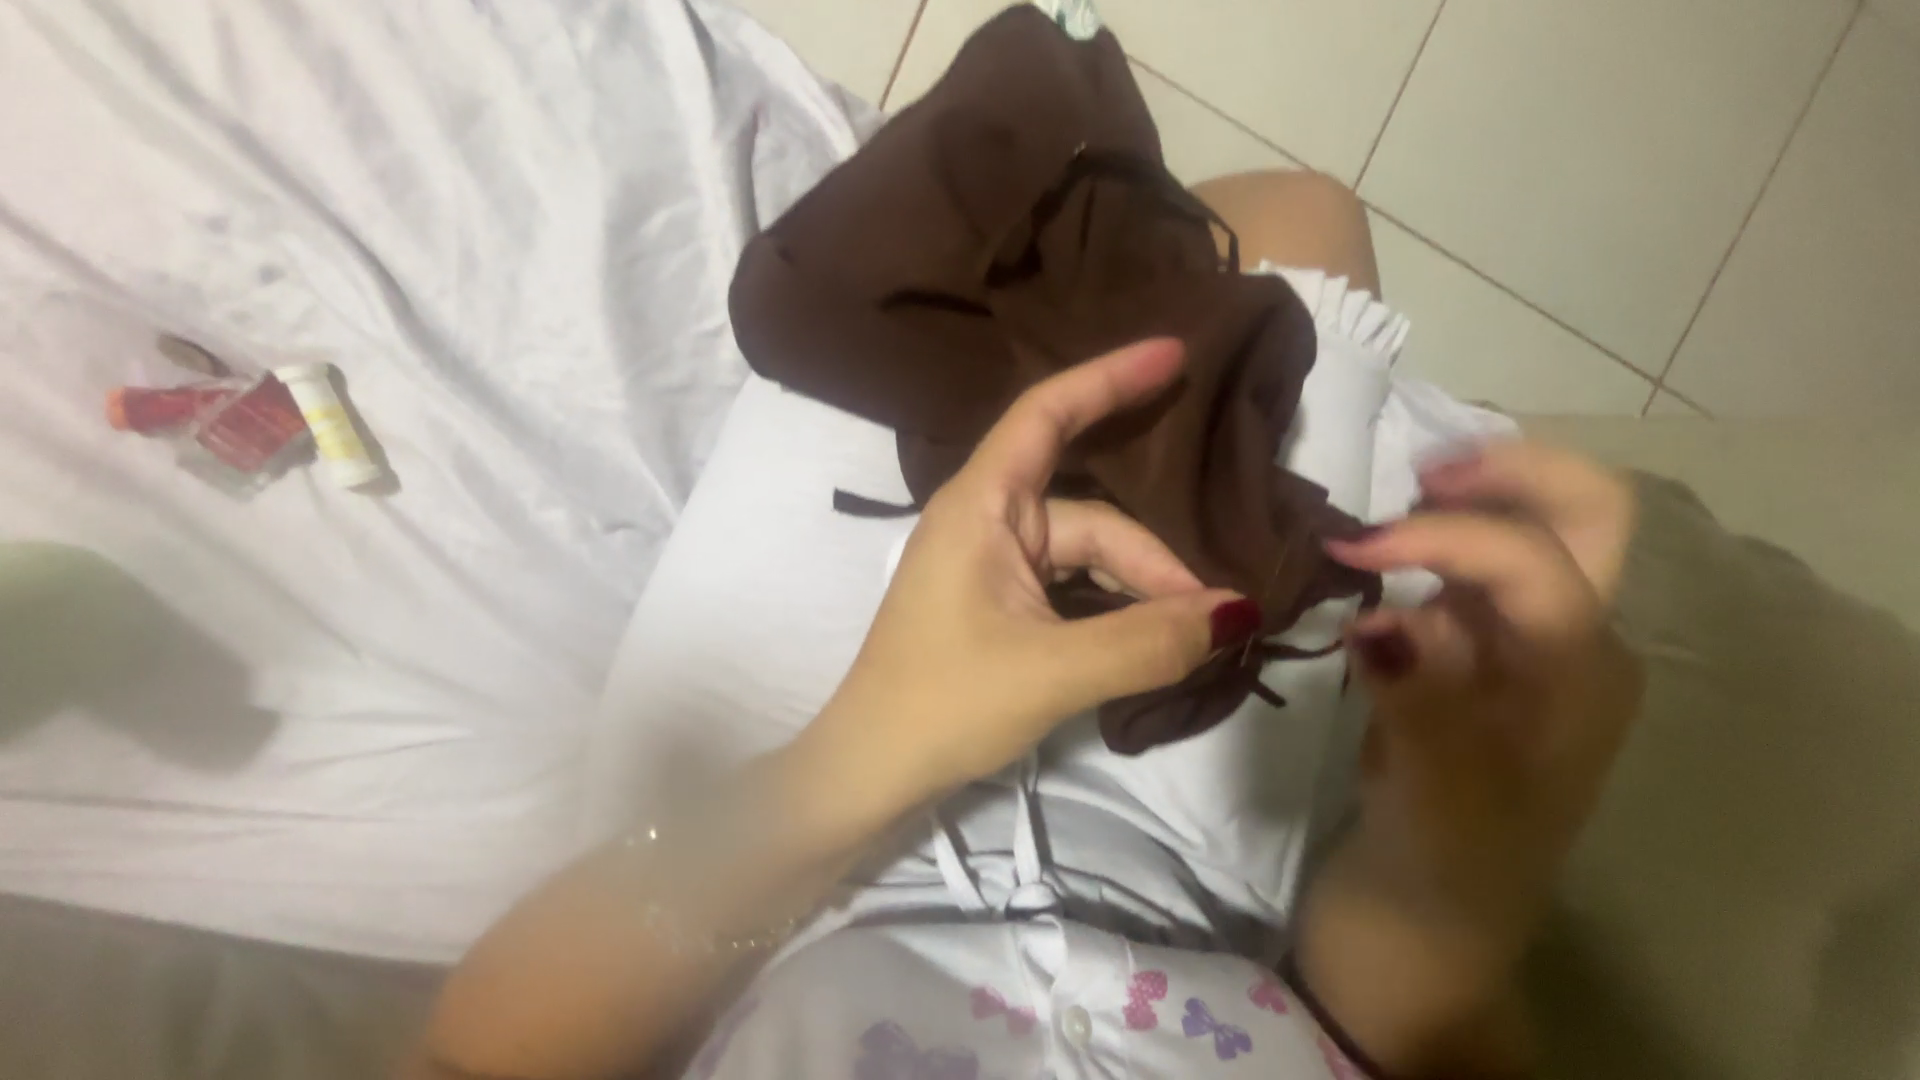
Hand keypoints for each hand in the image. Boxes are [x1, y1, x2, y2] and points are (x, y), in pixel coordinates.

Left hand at [800, 338, 1257, 805]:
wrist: (871, 769)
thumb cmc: (942, 704)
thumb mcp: (1052, 671)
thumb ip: (1147, 641)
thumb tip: (1238, 613)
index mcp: (979, 506)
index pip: (1045, 414)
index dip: (1109, 377)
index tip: (1177, 355)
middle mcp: (984, 521)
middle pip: (1089, 511)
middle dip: (1150, 556)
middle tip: (1217, 610)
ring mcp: (990, 564)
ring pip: (1085, 555)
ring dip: (1137, 589)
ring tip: (1192, 635)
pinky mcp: (997, 604)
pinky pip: (1070, 586)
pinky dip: (1111, 607)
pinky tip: (1150, 638)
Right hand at [1325, 439, 1641, 955]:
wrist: (1421, 917)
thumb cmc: (1444, 862)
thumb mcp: (1438, 796)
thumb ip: (1421, 702)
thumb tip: (1377, 620)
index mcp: (1580, 672)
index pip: (1534, 559)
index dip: (1443, 534)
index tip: (1348, 549)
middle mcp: (1561, 642)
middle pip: (1582, 516)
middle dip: (1506, 472)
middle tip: (1413, 473)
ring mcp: (1509, 646)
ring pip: (1516, 533)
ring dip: (1459, 502)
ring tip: (1379, 509)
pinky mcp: (1458, 657)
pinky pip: (1452, 574)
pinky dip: (1417, 547)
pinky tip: (1363, 562)